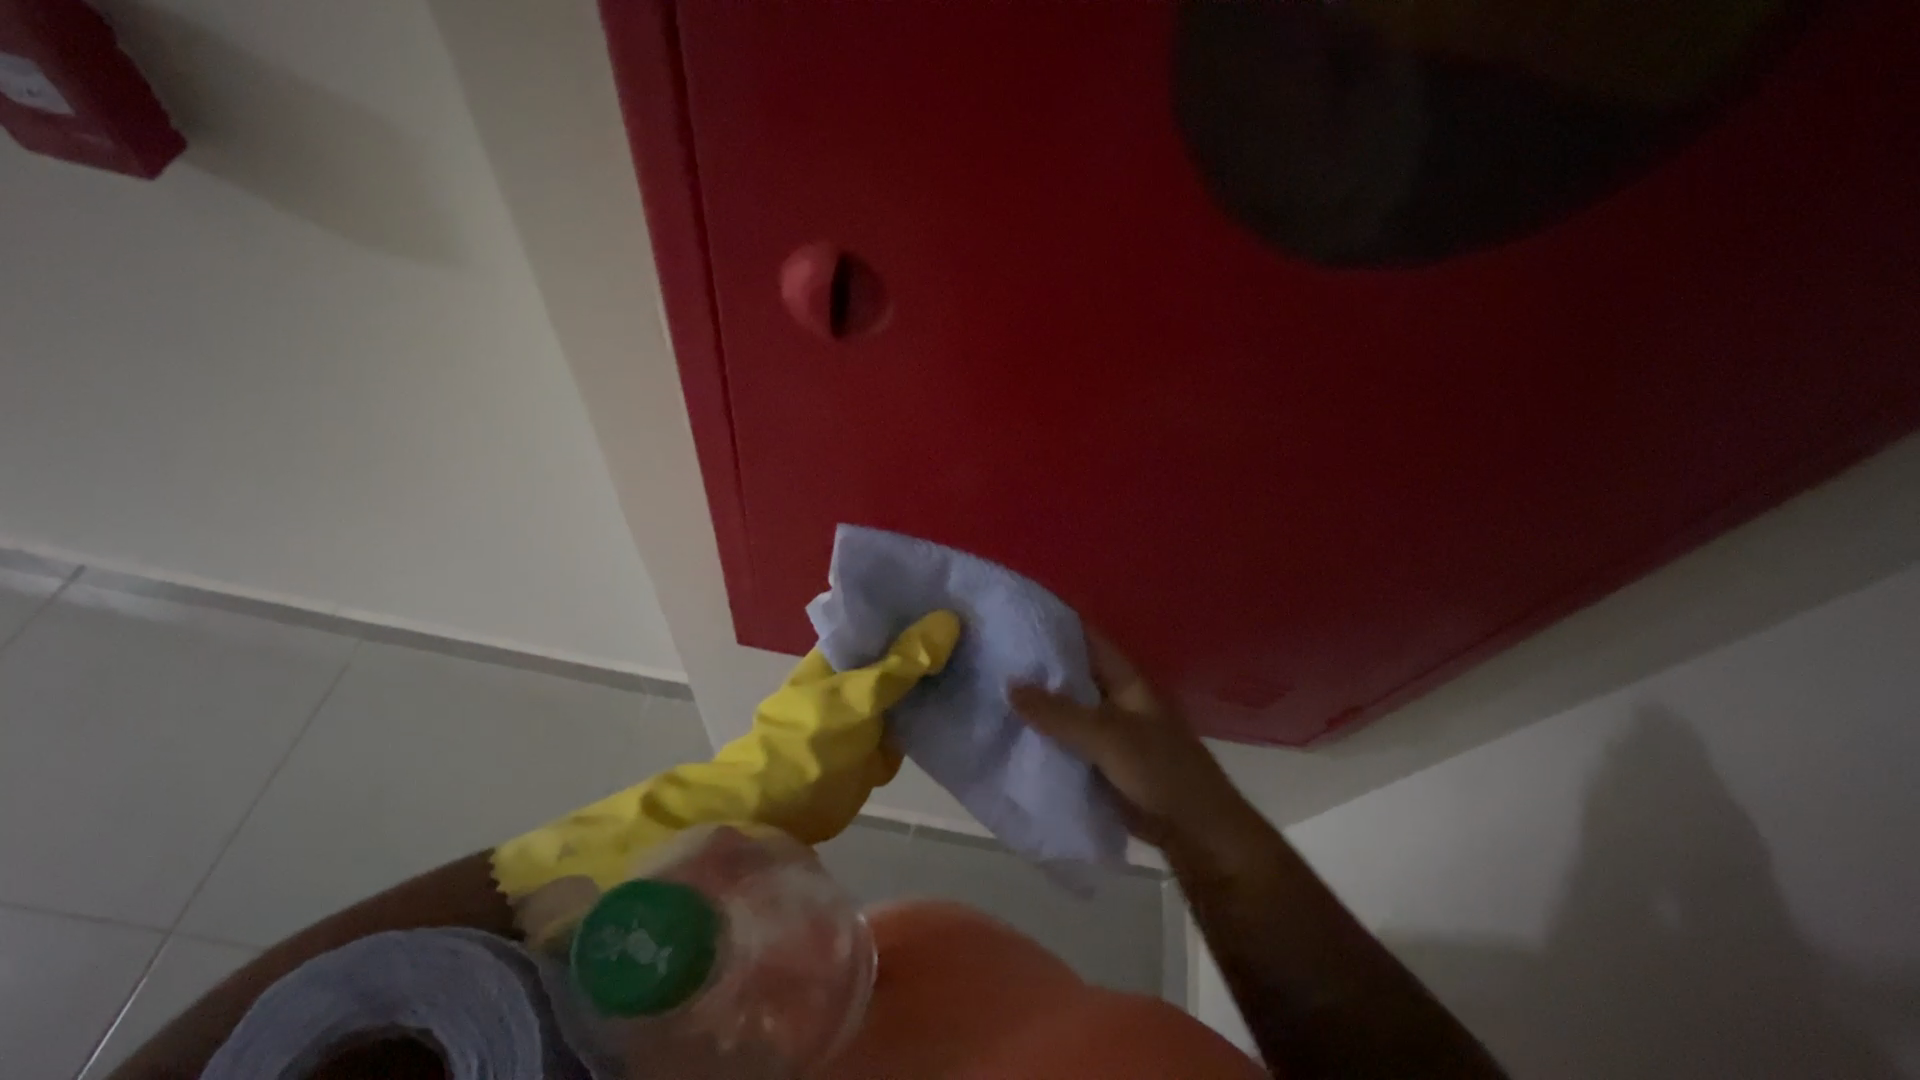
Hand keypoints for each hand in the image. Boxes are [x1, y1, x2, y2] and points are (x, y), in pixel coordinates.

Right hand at [1009, 634, 1260, 854]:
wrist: (1194, 830)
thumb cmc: (1160, 771)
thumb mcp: (1107, 736)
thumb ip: (1059, 712)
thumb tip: (1009, 685)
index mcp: (1126, 680)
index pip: (1086, 638)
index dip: (1053, 624)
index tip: (1012, 617)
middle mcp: (1115, 699)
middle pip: (1071, 674)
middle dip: (1035, 667)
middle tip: (987, 655)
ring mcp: (1108, 732)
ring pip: (1065, 710)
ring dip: (1035, 705)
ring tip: (986, 690)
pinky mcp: (1100, 763)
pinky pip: (1066, 743)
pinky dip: (1042, 738)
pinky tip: (1008, 734)